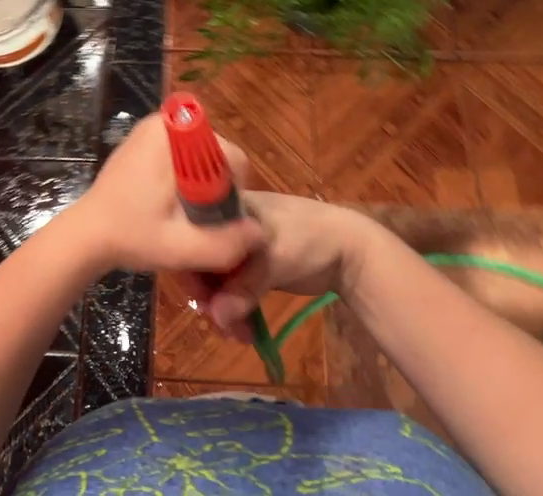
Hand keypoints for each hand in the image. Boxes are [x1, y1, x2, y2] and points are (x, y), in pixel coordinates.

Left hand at [64, 114, 264, 275]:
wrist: (86, 234)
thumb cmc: (132, 236)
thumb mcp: (181, 248)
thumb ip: (225, 244)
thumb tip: (261, 234)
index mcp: (174, 136)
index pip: (231, 156)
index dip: (232, 192)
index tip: (213, 218)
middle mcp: (165, 122)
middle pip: (218, 153)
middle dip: (215, 188)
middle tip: (195, 220)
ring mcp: (152, 128)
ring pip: (203, 155)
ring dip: (201, 184)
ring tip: (181, 214)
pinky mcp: (144, 139)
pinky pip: (184, 154)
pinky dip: (185, 178)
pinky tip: (169, 204)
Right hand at [181, 192, 382, 339]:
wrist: (351, 250)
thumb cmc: (309, 238)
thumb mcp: (273, 256)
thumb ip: (243, 286)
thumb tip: (217, 317)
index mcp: (227, 206)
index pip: (195, 234)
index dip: (192, 266)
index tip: (200, 297)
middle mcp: (228, 224)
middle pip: (204, 261)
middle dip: (209, 296)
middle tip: (220, 324)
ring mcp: (241, 248)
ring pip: (218, 280)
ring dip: (223, 309)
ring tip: (237, 335)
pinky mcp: (254, 269)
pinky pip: (234, 290)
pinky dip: (236, 310)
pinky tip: (245, 331)